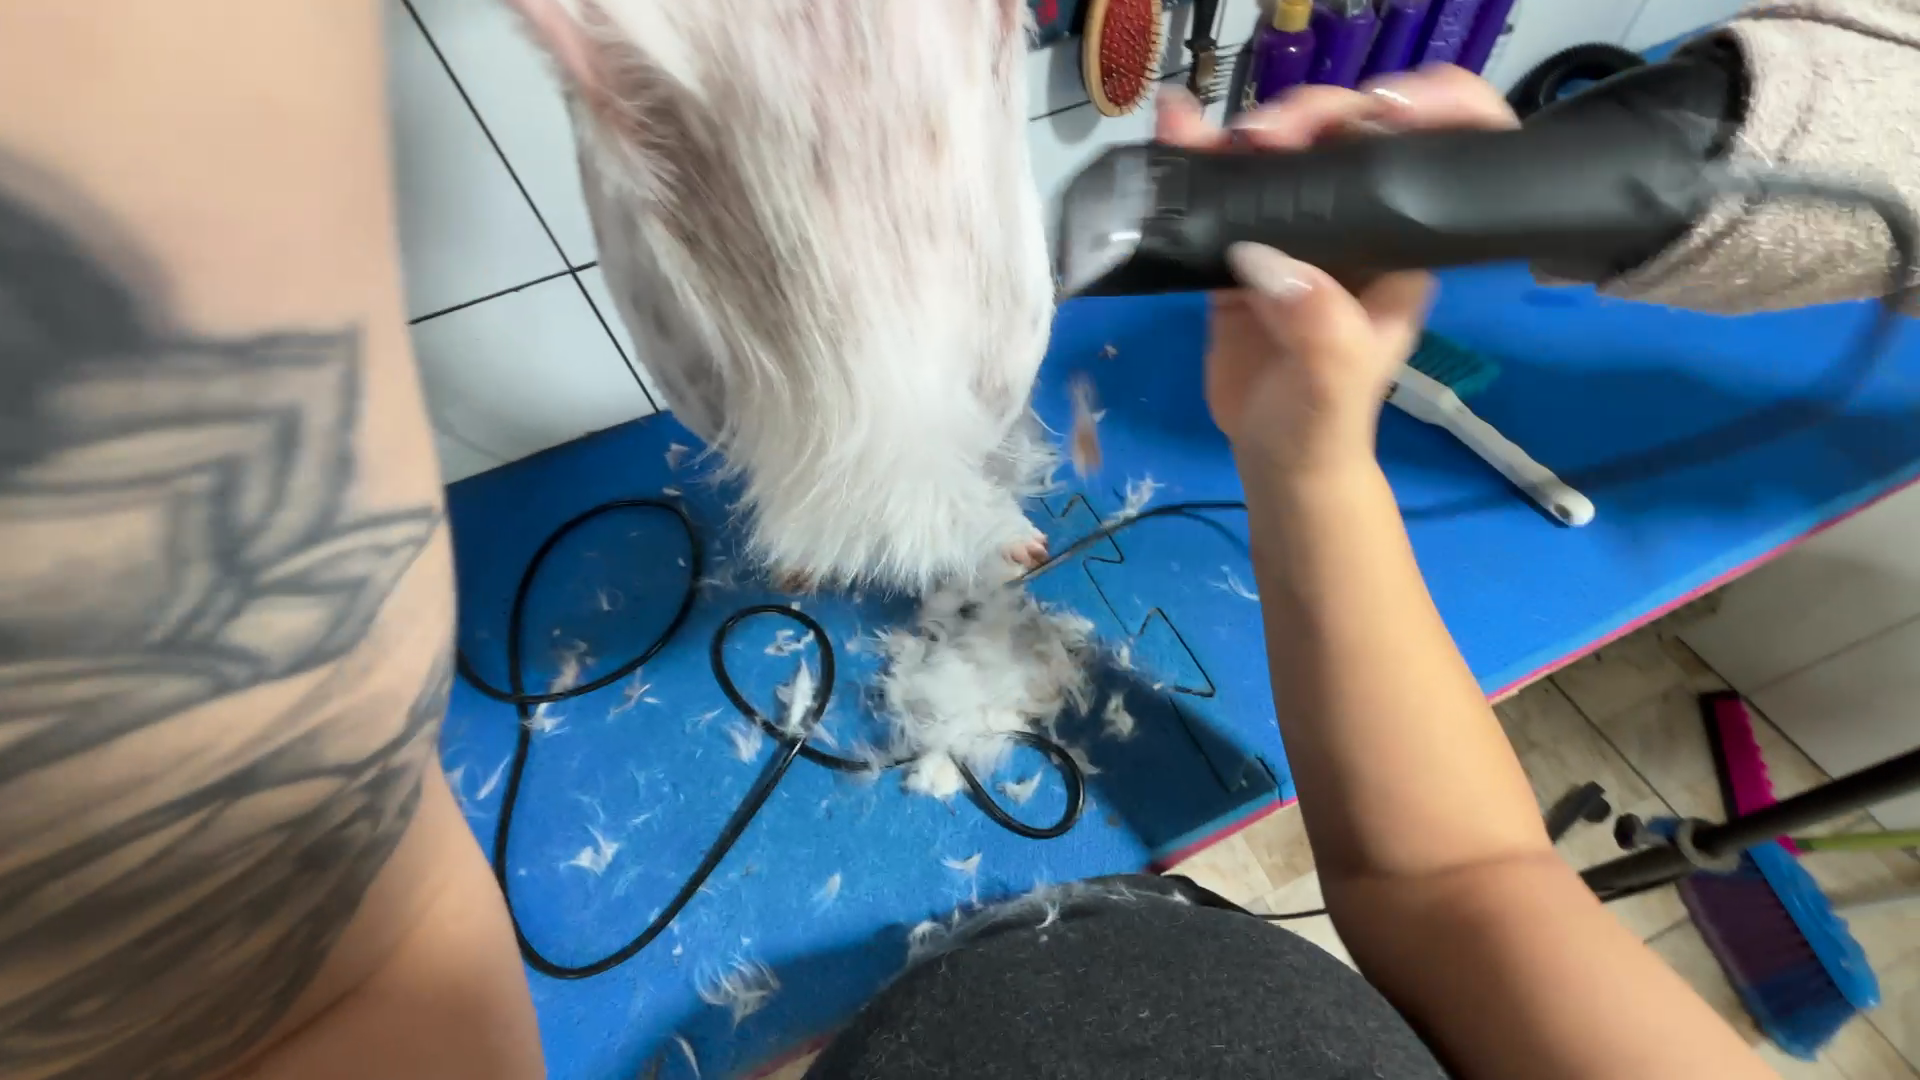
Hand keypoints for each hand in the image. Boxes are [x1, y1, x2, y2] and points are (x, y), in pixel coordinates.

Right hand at [1154, 66, 1517, 472]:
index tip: (1352, 117)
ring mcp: (1292, 246)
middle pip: (1341, 146)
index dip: (1406, 113)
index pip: (1423, 156)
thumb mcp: (1335, 381)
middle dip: (1308, 122)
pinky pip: (1222, 211)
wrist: (1274, 460)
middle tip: (1260, 137)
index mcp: (1399, 248)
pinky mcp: (1240, 264)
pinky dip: (1198, 178)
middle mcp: (1351, 233)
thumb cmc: (1323, 425)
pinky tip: (1173, 149)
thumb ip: (1316, 324)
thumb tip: (1259, 260)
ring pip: (1277, 169)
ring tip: (1201, 130)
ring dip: (1243, 139)